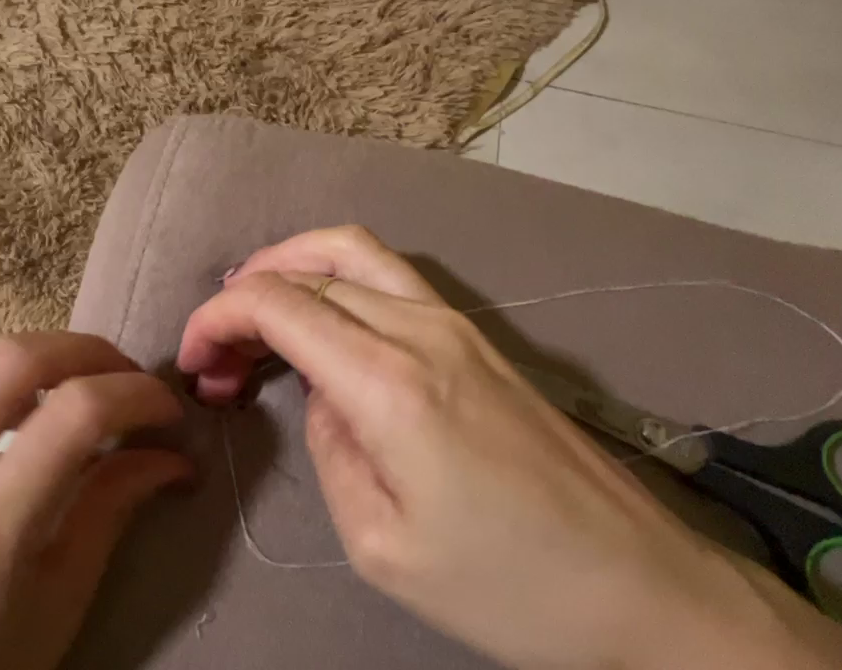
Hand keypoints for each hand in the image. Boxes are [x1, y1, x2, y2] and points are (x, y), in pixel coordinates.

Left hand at [0, 332, 190, 669]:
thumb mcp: (58, 606)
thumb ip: (110, 510)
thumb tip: (170, 453)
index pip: (74, 415)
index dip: (136, 394)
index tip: (167, 409)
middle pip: (13, 358)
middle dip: (86, 350)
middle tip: (123, 377)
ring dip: (33, 358)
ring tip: (70, 388)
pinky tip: (7, 414)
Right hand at [178, 226, 841, 669]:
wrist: (648, 592)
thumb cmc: (510, 588)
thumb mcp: (382, 545)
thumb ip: (331, 450)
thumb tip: (324, 396)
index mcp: (389, 383)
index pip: (277, 304)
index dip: (217, 318)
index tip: (193, 362)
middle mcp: (420, 329)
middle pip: (307, 270)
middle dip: (242, 299)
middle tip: (215, 357)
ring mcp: (457, 323)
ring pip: (352, 250)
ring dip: (289, 266)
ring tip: (253, 307)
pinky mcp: (478, 335)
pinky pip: (387, 274)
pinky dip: (333, 275)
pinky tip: (319, 314)